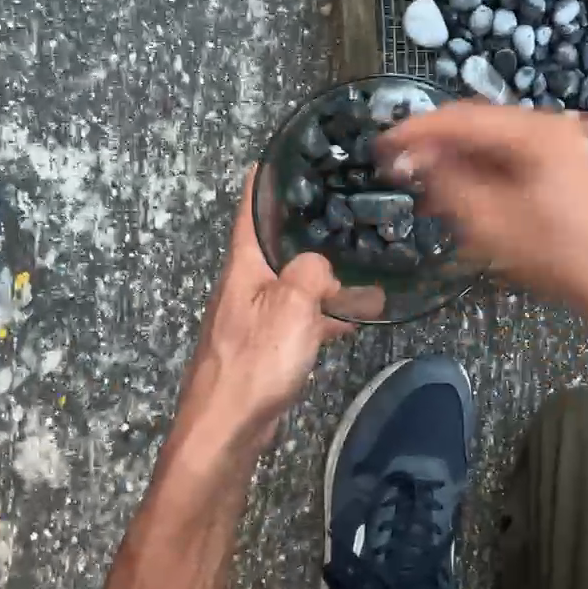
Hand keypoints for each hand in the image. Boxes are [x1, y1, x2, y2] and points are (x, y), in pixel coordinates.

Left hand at [177, 168, 363, 445]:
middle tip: (340, 206)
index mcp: (244, 268)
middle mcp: (245, 286)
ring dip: (323, 273)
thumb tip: (321, 266)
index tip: (275, 156)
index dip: (261, 182)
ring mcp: (252, 317)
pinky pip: (298, 314)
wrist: (223, 433)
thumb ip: (312, 273)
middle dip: (303, 224)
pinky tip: (351, 317)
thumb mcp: (291, 306)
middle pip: (274, 244)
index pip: (250, 212)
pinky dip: (324, 310)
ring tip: (364, 263)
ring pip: (292, 281)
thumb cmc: (253, 362)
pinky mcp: (262, 346)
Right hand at [380, 103, 587, 326]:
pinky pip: (516, 157)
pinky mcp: (569, 162)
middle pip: (481, 125)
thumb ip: (449, 184)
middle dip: (438, 147)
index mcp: (538, 133)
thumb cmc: (560, 259)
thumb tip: (418, 158)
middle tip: (400, 169)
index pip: (464, 118)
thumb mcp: (493, 226)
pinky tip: (463, 194)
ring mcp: (565, 143)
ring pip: (497, 142)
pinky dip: (487, 171)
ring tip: (425, 190)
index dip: (418, 132)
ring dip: (461, 162)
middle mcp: (553, 126)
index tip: (382, 147)